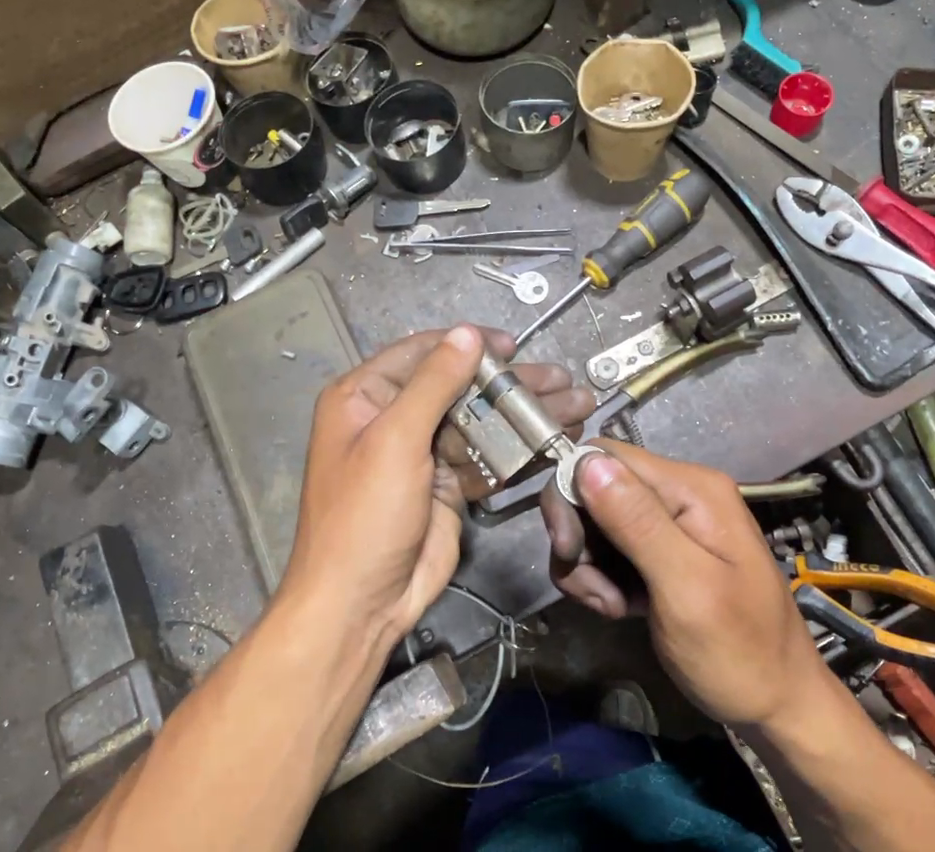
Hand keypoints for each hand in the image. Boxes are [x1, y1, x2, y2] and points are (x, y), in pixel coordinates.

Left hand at [281, 326, 592, 646]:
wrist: (360, 602)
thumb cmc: (366, 514)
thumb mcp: (395, 440)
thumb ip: (434, 383)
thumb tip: (466, 332)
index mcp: (363, 397)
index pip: (421, 353)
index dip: (466, 345)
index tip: (513, 345)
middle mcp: (390, 418)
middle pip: (458, 388)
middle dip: (509, 384)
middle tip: (559, 377)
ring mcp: (420, 454)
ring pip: (478, 423)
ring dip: (523, 417)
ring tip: (575, 405)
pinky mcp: (444, 487)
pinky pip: (484, 459)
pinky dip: (517, 452)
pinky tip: (554, 441)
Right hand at [551, 442, 826, 727]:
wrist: (778, 705)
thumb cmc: (740, 652)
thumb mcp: (687, 589)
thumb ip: (638, 524)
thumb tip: (589, 463)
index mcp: (692, 488)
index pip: (603, 455)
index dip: (573, 494)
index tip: (569, 548)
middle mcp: (679, 493)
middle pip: (592, 487)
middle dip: (579, 538)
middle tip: (595, 591)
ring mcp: (669, 523)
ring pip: (593, 522)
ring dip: (588, 566)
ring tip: (615, 607)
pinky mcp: (657, 552)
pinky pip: (606, 548)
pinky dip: (600, 578)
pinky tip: (622, 608)